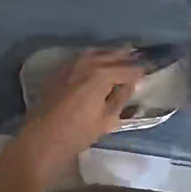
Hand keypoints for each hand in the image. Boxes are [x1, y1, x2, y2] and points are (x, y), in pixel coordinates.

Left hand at [1, 49, 143, 186]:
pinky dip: (92, 55)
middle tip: (138, 56)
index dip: (138, 70)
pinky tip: (95, 59)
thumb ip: (121, 98)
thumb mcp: (106, 119)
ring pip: (93, 52)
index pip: (126, 69)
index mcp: (101, 76)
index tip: (148, 70)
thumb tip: (132, 84)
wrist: (42, 138)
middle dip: (125, 56)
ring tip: (120, 54)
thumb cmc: (78, 133)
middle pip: (109, 56)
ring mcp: (69, 66)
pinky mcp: (58, 71)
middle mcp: (86, 65)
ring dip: (108, 52)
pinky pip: (79, 57)